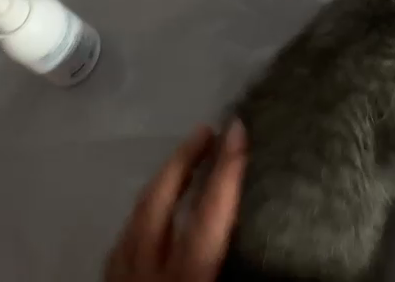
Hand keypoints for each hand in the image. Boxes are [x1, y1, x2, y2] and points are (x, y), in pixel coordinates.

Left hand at [105, 121, 247, 281]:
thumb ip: (238, 267)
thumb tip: (276, 245)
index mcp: (183, 278)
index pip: (208, 214)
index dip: (225, 170)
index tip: (237, 128)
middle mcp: (145, 270)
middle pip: (158, 200)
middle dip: (183, 159)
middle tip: (207, 130)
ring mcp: (118, 277)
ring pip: (135, 213)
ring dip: (161, 180)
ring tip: (183, 159)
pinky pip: (123, 237)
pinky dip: (142, 212)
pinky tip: (151, 208)